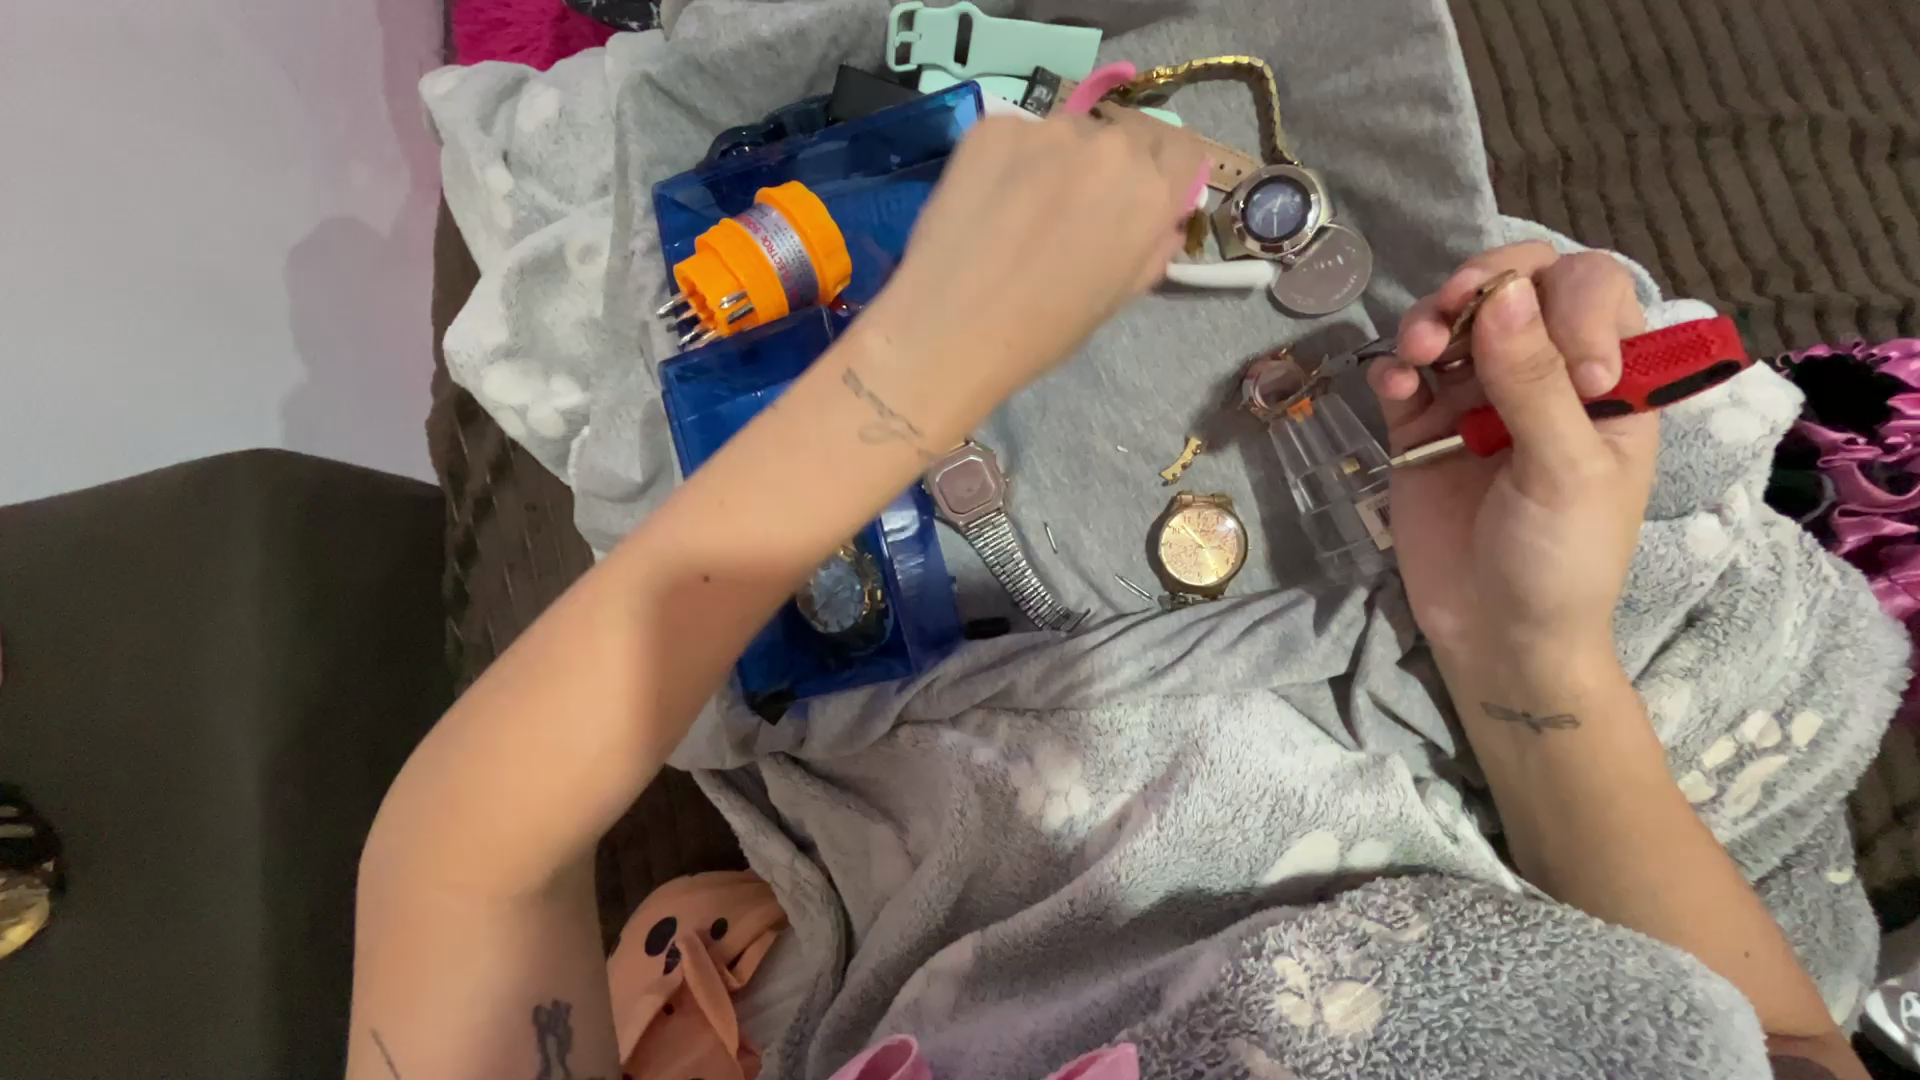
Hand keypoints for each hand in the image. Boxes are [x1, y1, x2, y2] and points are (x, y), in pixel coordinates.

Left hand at [866, 114, 1205, 398]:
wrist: (951, 330)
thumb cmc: (1041, 333)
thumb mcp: (1115, 299)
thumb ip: (1150, 248)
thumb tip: (1164, 220)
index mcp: (1151, 192)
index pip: (1184, 152)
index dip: (1165, 176)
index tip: (1140, 199)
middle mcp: (1108, 146)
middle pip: (1126, 137)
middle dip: (1111, 168)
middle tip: (1075, 212)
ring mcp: (1047, 130)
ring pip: (1069, 133)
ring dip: (1059, 162)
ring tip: (1022, 212)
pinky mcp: (993, 127)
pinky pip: (1017, 136)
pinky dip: (1011, 163)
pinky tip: (988, 205)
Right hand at [1367, 242, 1658, 672]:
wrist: (1494, 628)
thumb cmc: (1560, 555)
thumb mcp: (1566, 468)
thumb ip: (1534, 380)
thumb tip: (1503, 292)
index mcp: (1605, 379)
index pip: (1588, 293)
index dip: (1566, 305)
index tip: (1566, 373)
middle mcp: (1538, 378)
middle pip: (1511, 292)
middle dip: (1481, 287)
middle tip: (1454, 307)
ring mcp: (1471, 403)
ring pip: (1448, 327)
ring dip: (1427, 323)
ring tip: (1412, 353)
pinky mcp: (1417, 431)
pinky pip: (1403, 380)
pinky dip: (1393, 371)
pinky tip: (1392, 386)